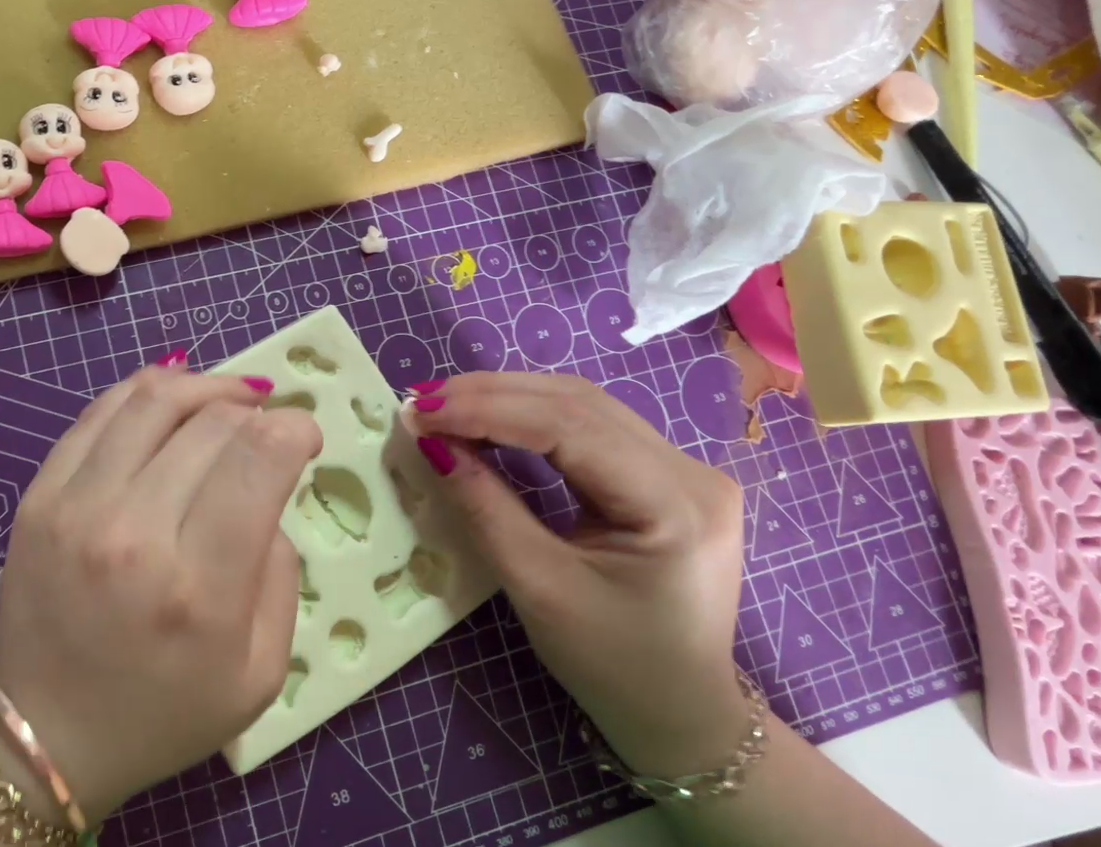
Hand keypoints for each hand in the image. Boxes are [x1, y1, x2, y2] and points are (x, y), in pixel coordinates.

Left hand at [0, 363, 321, 821]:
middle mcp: (134, 532)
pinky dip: (144, 392)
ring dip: (203, 385)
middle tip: (267, 426)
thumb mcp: (260, 674)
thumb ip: (281, 576)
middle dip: (254, 412)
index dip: (295, 428)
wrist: (43, 733)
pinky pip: (97, 413)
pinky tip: (171, 400)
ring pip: (152, 400)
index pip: (258, 459)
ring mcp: (76, 506)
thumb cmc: (162, 713)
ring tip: (227, 399)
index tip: (305, 434)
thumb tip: (268, 495)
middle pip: (210, 424)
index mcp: (199, 588)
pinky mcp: (39, 495)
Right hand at [409, 373, 747, 779]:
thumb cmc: (612, 663)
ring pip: (582, 405)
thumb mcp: (538, 587)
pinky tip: (487, 420)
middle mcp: (690, 470)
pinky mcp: (666, 476)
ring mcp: (684, 469)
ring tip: (442, 405)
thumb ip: (484, 506)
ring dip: (506, 399)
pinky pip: (589, 427)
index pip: (568, 425)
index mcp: (674, 503)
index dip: (486, 409)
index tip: (419, 412)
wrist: (681, 714)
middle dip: (490, 395)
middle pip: (577, 402)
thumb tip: (429, 443)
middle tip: (420, 402)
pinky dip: (529, 418)